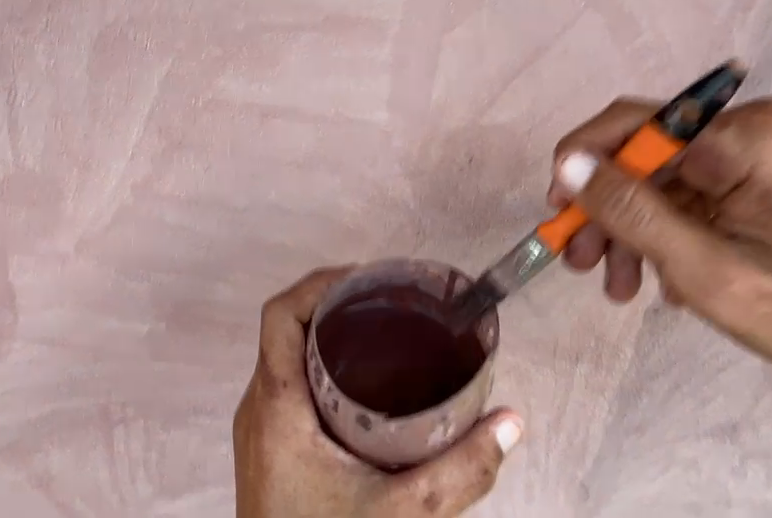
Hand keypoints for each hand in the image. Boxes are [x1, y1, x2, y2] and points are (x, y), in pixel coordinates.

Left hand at [233, 267, 524, 517]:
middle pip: (287, 329)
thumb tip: (512, 421)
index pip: (279, 314)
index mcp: (276, 405)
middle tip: (391, 305)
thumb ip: (460, 470)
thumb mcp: (401, 515)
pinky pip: (291, 386)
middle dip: (336, 306)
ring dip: (328, 338)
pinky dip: (323, 370)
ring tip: (385, 336)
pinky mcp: (268, 449)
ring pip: (289, 358)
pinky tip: (366, 389)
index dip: (319, 283)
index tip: (368, 278)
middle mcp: (259, 406)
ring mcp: (259, 429)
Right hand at [546, 97, 771, 393]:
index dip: (584, 161)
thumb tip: (568, 166)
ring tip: (619, 287)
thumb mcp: (714, 276)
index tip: (556, 211)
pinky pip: (694, 191)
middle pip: (647, 153)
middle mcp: (752, 125)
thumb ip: (635, 216)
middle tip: (579, 262)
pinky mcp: (766, 173)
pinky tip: (664, 279)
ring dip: (635, 228)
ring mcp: (762, 148)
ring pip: (666, 177)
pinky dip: (669, 231)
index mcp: (747, 137)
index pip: (636, 124)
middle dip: (608, 208)